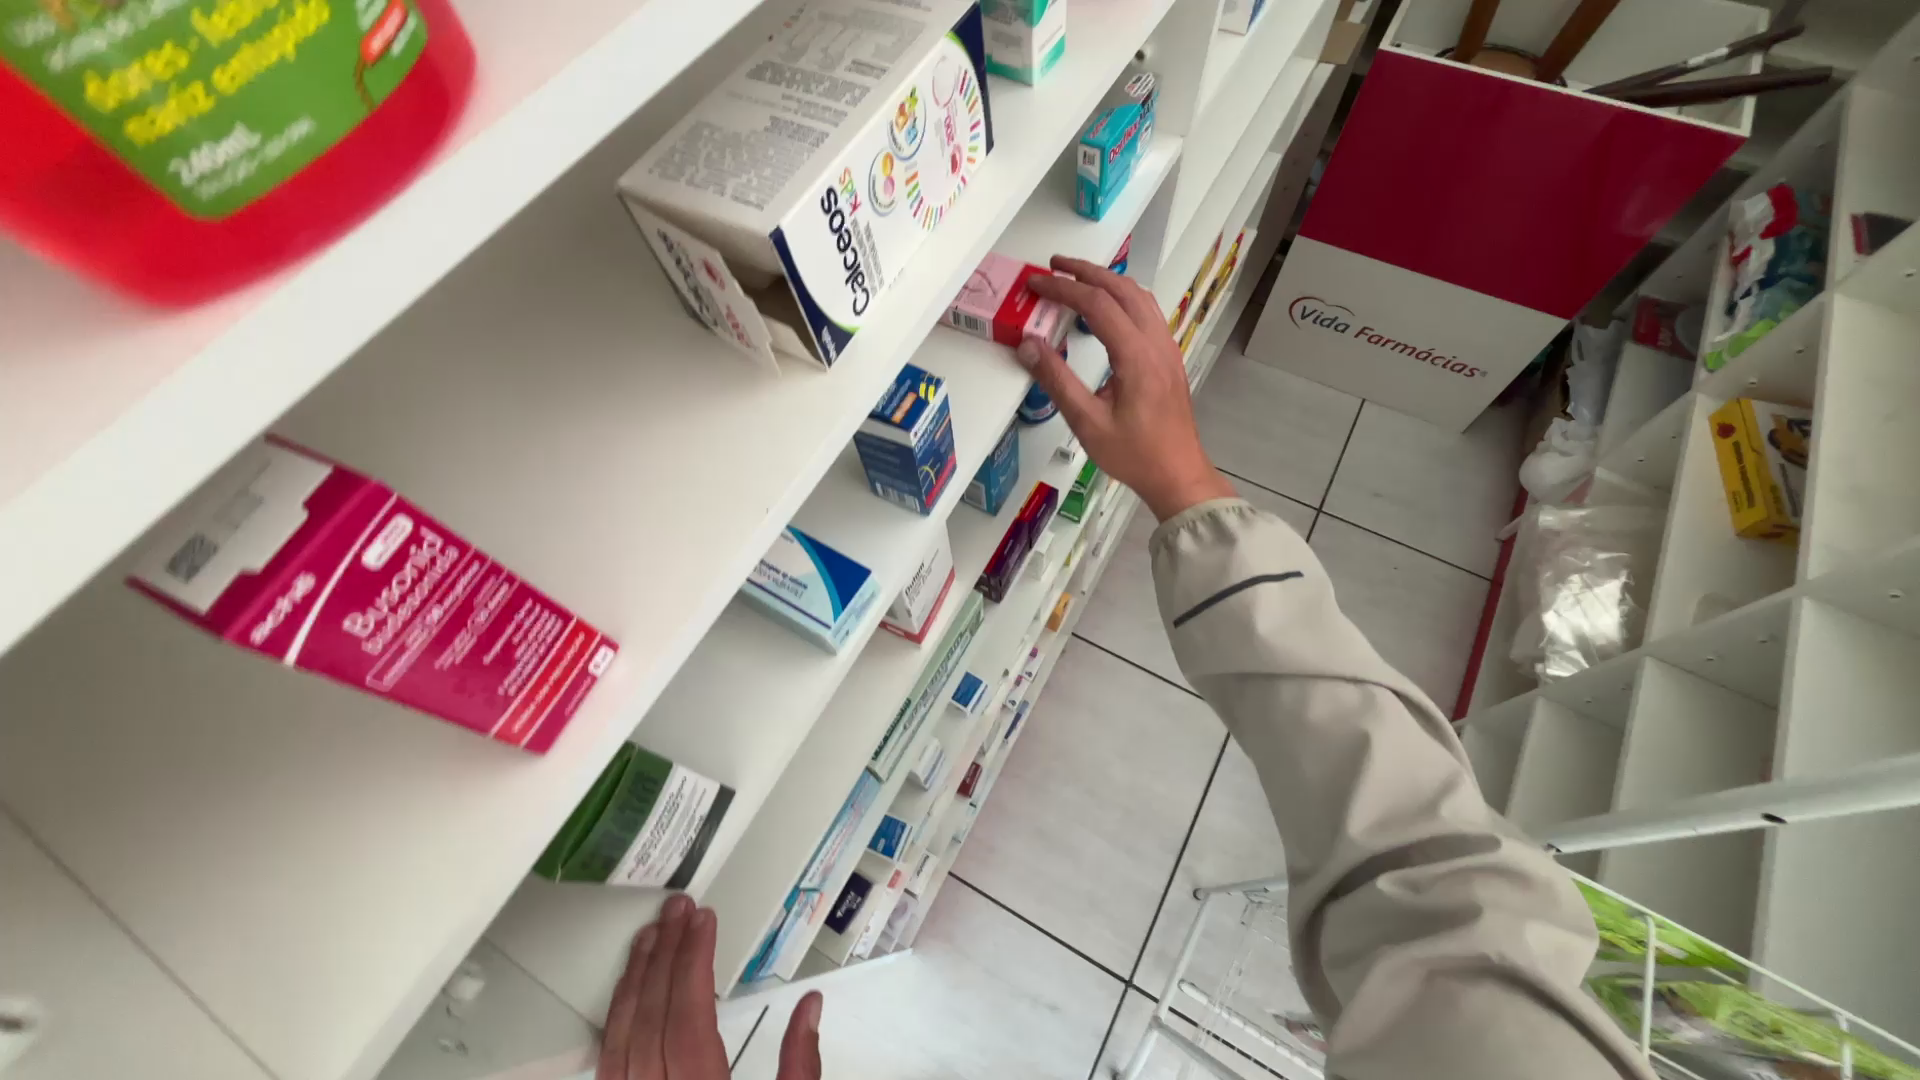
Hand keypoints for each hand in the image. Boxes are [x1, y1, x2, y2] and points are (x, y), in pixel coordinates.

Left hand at [599, 894, 823, 1079]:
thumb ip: (800, 1065)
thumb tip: (809, 1003)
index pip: (689, 1023)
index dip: (694, 965)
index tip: (704, 919)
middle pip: (652, 1022)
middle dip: (666, 957)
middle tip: (678, 908)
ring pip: (622, 1039)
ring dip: (637, 979)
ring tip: (652, 932)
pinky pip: (609, 1063)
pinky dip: (618, 1018)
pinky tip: (630, 987)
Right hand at [1020, 256, 1233, 520]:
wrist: (1178, 474)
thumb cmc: (1133, 454)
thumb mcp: (1086, 422)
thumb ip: (1056, 380)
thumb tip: (1028, 345)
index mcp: (1136, 355)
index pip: (1097, 304)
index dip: (1063, 288)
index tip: (1036, 283)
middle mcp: (1156, 343)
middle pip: (1122, 289)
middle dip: (1086, 272)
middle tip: (1054, 265)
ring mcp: (1167, 349)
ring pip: (1140, 297)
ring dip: (1108, 281)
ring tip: (1078, 279)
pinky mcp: (1169, 359)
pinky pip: (1148, 313)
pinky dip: (1123, 298)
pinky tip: (1107, 309)